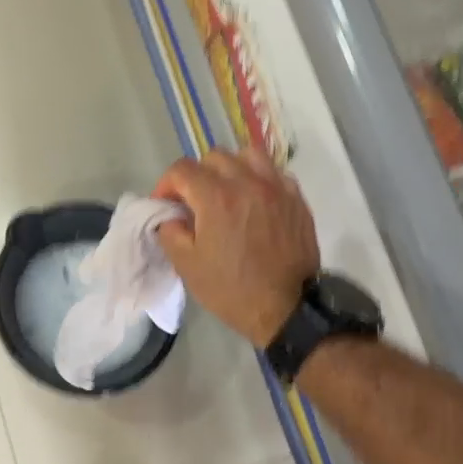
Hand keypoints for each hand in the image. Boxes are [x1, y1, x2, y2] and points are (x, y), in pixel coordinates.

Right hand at [152, 149, 319, 348]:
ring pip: (248, 155)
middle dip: (197, 174)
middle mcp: (247, 183)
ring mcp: (276, 188)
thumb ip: (171, 232)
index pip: (182, 170)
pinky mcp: (296, 199)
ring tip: (227, 191)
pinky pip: (275, 172)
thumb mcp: (187, 265)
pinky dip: (259, 179)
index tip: (166, 204)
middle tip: (195, 200)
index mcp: (215, 198)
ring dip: (231, 168)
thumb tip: (171, 216)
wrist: (285, 308)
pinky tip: (254, 200)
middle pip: (214, 157)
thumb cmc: (231, 289)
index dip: (166, 184)